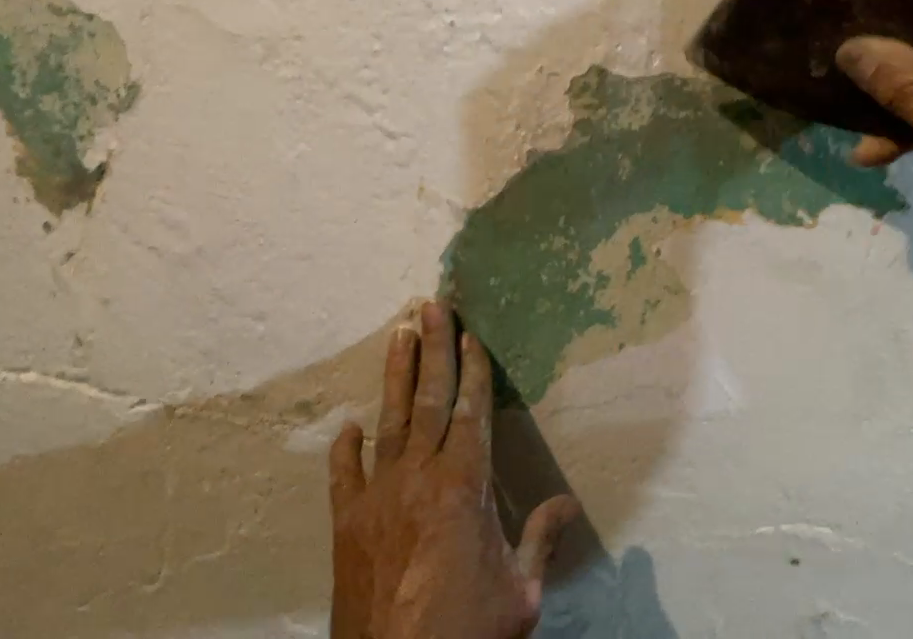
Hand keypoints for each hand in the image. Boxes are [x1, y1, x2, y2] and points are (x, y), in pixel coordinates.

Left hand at [330, 300, 580, 638]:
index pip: (470, 410)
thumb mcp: (520, 593)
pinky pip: (344, 474)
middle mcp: (420, 476)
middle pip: (429, 399)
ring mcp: (378, 496)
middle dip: (433, 348)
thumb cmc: (466, 631)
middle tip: (430, 305)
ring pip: (390, 420)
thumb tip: (568, 503)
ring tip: (398, 333)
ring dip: (396, 375)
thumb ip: (540, 540)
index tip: (470, 333)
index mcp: (464, 485)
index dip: (471, 369)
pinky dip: (346, 447)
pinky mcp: (347, 523)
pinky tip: (348, 423)